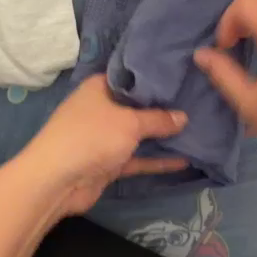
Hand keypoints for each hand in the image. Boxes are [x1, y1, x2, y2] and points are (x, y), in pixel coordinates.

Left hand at [11, 76, 189, 215]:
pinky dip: (156, 160)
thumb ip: (158, 119)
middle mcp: (102, 108)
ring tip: (199, 130)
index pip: (132, 77)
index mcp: (100, 88)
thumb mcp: (129, 123)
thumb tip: (184, 116)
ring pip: (139, 134)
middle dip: (165, 108)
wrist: (57, 180)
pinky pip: (137, 158)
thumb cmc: (91, 136)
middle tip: (199, 102)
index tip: (185, 76)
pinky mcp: (109, 162)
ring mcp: (105, 137)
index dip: (157, 77)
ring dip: (163, 137)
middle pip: (138, 106)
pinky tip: (185, 160)